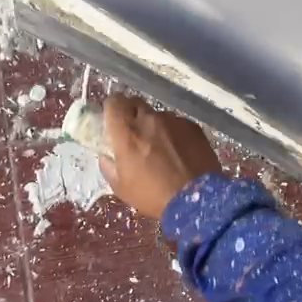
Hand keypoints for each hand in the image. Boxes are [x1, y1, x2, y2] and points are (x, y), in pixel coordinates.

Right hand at [99, 94, 221, 218]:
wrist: (195, 199)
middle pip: (135, 103)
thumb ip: (109, 167)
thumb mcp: (121, 188)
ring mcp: (173, 121)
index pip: (114, 102)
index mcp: (127, 133)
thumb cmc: (152, 196)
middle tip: (134, 134)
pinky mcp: (193, 126)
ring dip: (154, 127)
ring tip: (162, 149)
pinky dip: (174, 134)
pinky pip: (177, 124)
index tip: (113, 120)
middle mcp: (149, 119)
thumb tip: (106, 156)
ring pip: (157, 116)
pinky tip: (180, 153)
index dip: (112, 109)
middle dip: (131, 115)